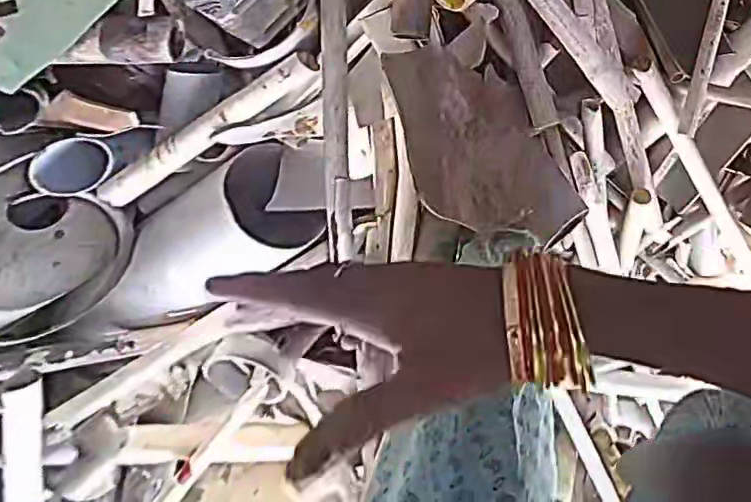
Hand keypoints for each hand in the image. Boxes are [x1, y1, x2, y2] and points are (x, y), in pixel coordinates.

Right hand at [207, 263, 506, 481]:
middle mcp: (385, 281)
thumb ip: (354, 426)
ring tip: (278, 321)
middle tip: (235, 308)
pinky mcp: (425, 284)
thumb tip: (294, 471)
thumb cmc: (474, 347)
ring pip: (345, 284)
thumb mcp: (412, 393)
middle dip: (276, 296)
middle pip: (318, 285)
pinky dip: (340, 301)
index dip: (257, 289)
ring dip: (308, 299)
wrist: (532, 309)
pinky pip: (367, 287)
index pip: (301, 292)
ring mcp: (407, 278)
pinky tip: (344, 324)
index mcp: (372, 300)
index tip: (218, 281)